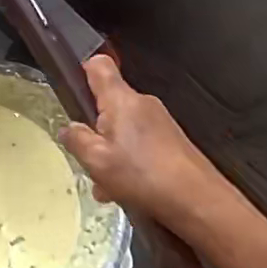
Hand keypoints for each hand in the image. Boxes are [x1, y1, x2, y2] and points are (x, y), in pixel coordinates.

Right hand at [58, 54, 231, 226]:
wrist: (198, 201)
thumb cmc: (145, 176)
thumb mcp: (95, 160)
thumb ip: (76, 139)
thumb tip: (68, 129)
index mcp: (122, 101)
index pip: (99, 66)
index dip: (81, 70)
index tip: (71, 88)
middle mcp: (143, 105)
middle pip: (106, 105)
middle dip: (92, 131)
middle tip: (86, 157)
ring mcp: (159, 122)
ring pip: (120, 130)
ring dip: (108, 153)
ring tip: (106, 183)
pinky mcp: (170, 141)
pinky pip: (137, 144)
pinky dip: (126, 162)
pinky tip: (123, 189)